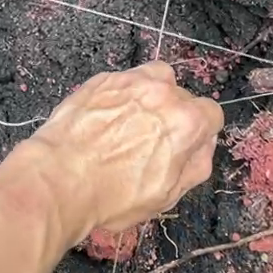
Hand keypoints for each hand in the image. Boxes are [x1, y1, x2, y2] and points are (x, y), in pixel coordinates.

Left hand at [0, 61, 223, 240]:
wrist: (61, 176)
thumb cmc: (114, 194)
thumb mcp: (168, 195)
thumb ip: (195, 165)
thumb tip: (202, 146)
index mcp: (185, 122)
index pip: (211, 114)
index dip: (201, 133)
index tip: (186, 145)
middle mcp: (161, 92)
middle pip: (181, 95)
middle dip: (175, 115)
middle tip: (154, 140)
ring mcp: (129, 81)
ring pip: (155, 78)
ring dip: (153, 94)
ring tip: (135, 121)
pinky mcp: (101, 79)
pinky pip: (124, 80)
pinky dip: (123, 95)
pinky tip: (108, 118)